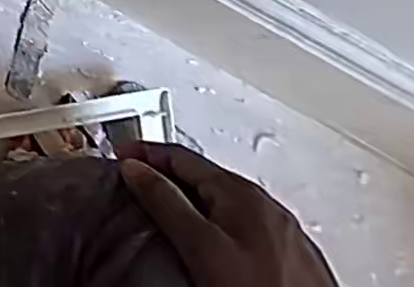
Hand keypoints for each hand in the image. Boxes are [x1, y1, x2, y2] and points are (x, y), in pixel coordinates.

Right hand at [118, 142, 338, 286]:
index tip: (119, 155)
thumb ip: (162, 198)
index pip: (181, 155)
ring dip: (189, 198)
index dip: (144, 151)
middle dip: (166, 174)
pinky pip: (240, 225)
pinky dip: (212, 221)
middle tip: (136, 180)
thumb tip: (135, 168)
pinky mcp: (294, 262)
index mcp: (245, 195)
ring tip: (164, 208)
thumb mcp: (199, 244)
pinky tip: (206, 240)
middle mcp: (270, 209)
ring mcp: (286, 236)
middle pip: (203, 176)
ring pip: (222, 201)